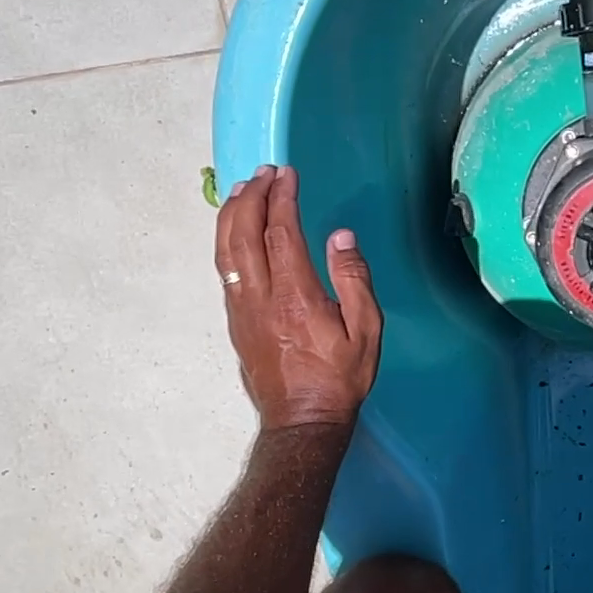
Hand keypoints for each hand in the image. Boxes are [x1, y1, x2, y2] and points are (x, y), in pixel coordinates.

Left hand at [215, 165, 382, 430]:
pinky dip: (226, 239)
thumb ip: (354, 279)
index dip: (282, 200)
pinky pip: (225, 269)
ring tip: (243, 189)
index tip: (287, 175)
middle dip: (252, 197)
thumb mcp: (367, 329)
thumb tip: (340, 236)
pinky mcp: (235, 320)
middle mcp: (261, 298)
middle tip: (264, 172)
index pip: (282, 234)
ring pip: (225, 251)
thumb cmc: (341, 375)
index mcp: (296, 296)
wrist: (302, 420)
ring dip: (232, 215)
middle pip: (244, 235)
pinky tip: (234, 229)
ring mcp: (241, 309)